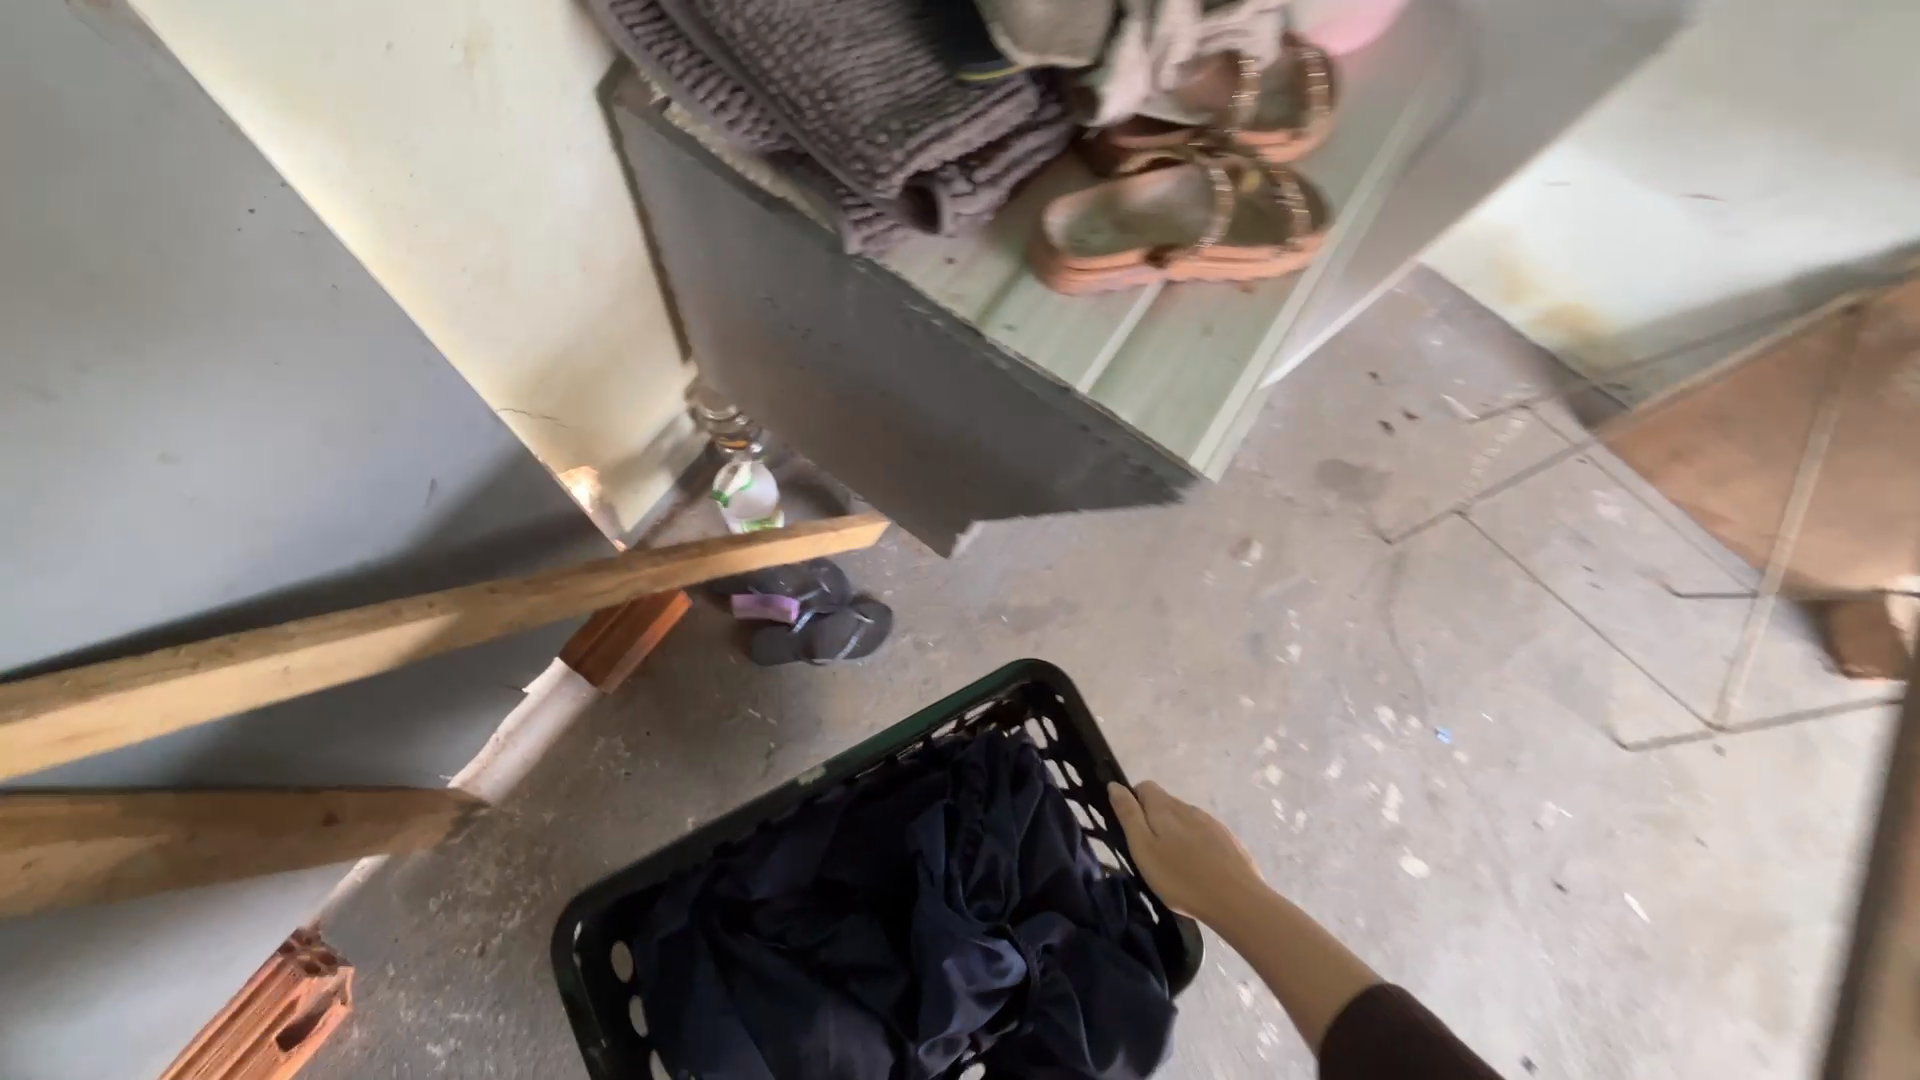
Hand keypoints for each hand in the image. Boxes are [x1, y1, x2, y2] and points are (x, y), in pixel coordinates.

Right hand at [1107, 780, 1264, 925]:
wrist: (1237, 901)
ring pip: (1185, 821)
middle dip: (1154, 822)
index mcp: (1165, 807)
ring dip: (1176, 835)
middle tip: (1150, 854)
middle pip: (1165, 804)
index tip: (1132, 830)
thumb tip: (1114, 785)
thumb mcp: (1143, 848)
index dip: (1133, 802)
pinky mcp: (1228, 840)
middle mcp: (1189, 807)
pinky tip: (1198, 871)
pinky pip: (1204, 835)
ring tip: (1174, 866)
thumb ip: (1128, 815)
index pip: (1144, 787)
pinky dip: (1196, 847)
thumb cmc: (1181, 877)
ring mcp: (1212, 823)